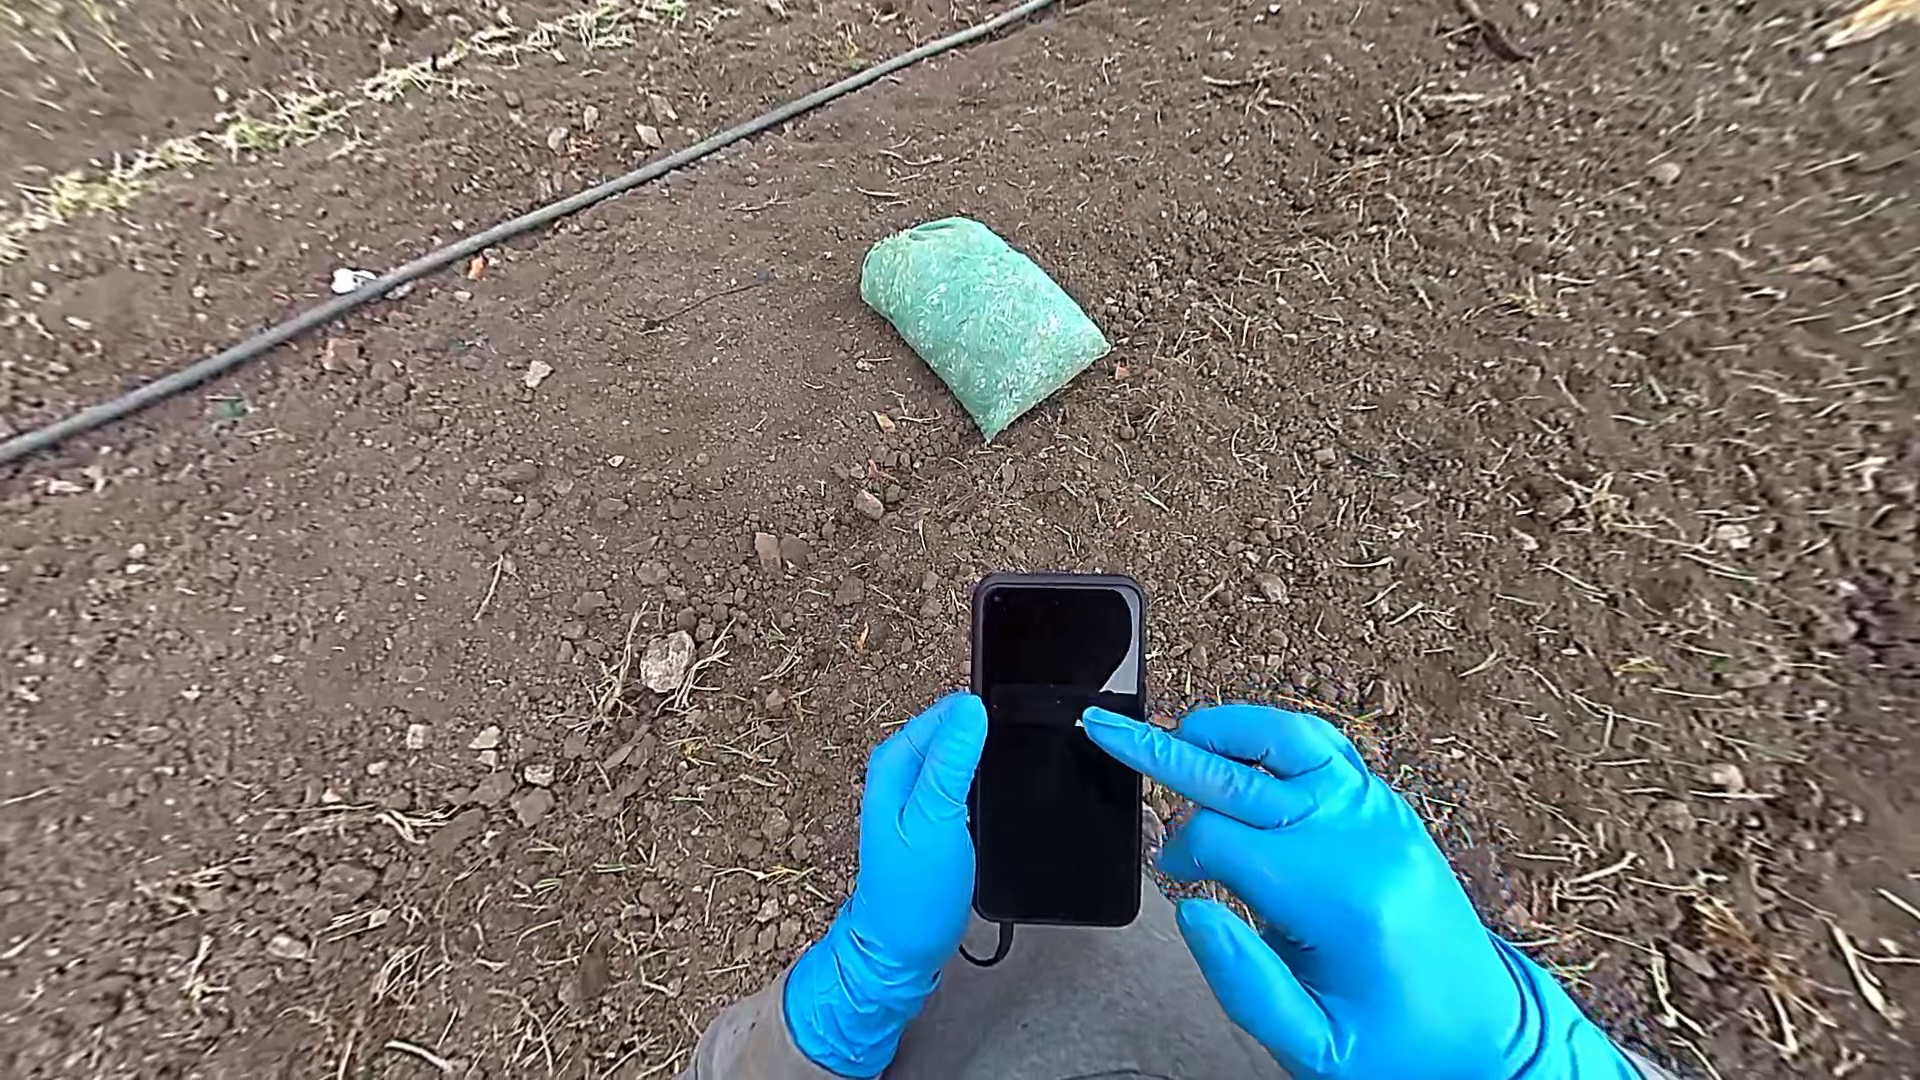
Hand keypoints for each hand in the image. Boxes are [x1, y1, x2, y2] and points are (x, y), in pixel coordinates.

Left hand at [784, 692, 986, 1076]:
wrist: (901, 952)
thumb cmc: (913, 892)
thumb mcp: (936, 820)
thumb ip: (952, 761)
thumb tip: (971, 708)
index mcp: (897, 760)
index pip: (945, 711)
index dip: (981, 715)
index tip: (1010, 728)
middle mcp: (902, 768)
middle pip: (953, 728)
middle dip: (984, 734)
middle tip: (1013, 755)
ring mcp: (916, 790)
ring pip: (960, 752)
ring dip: (984, 757)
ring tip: (1010, 769)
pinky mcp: (932, 810)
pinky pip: (961, 777)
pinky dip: (979, 778)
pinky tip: (995, 792)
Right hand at [1082, 704, 1640, 1079]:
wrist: (1492, 1044)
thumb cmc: (1399, 1049)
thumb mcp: (1318, 1051)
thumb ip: (1245, 983)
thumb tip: (1189, 906)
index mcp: (1338, 897)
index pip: (1220, 841)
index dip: (1180, 852)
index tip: (1174, 875)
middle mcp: (1357, 836)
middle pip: (1233, 774)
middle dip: (1156, 749)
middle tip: (1104, 730)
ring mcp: (1374, 809)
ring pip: (1280, 737)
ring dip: (1217, 730)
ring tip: (1174, 734)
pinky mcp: (1380, 801)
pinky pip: (1317, 742)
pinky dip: (1266, 731)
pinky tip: (1235, 740)